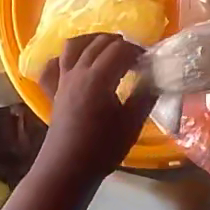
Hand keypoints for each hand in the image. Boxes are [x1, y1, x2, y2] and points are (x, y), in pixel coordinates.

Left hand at [3, 34, 153, 209]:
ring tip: (109, 49)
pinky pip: (53, 64)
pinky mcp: (53, 90)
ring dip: (93, 41)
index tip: (149, 60)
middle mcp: (77, 72)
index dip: (137, 50)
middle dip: (120, 44)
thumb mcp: (131, 124)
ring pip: (74, 46)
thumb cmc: (102, 149)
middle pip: (99, 43)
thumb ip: (144, 96)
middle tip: (136, 56)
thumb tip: (155, 78)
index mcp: (98, 79)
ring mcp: (62, 79)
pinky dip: (65, 57)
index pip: (120, 50)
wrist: (68, 168)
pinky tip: (76, 62)